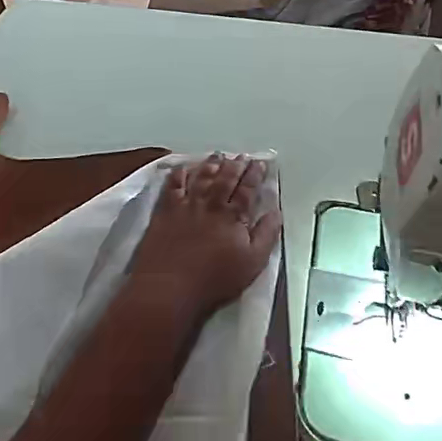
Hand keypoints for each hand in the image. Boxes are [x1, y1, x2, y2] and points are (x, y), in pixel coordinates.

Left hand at [128, 154, 279, 318]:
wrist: (170, 285)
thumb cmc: (214, 279)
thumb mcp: (252, 262)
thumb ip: (266, 235)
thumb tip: (276, 213)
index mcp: (232, 215)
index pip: (246, 189)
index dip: (254, 175)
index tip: (259, 163)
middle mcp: (210, 204)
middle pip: (224, 179)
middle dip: (235, 165)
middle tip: (241, 156)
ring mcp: (186, 205)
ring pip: (200, 177)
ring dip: (210, 165)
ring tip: (217, 155)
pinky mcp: (165, 211)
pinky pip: (173, 185)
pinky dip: (180, 173)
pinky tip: (184, 167)